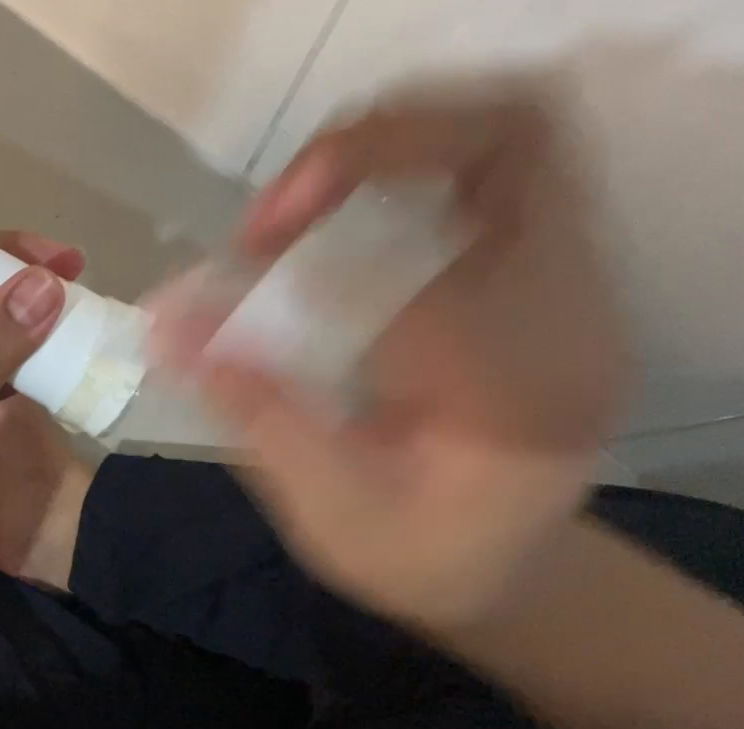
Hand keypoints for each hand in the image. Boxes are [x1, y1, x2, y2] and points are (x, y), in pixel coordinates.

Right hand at [152, 86, 632, 629]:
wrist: (511, 573)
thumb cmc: (417, 561)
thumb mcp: (327, 508)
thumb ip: (253, 409)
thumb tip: (162, 318)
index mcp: (518, 392)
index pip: (430, 256)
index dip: (324, 232)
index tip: (242, 251)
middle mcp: (575, 318)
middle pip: (515, 139)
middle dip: (378, 145)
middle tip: (280, 206)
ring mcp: (581, 288)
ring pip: (513, 140)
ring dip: (394, 149)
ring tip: (303, 209)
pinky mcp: (561, 275)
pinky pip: (500, 174)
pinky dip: (414, 172)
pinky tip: (349, 226)